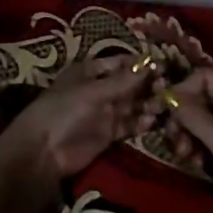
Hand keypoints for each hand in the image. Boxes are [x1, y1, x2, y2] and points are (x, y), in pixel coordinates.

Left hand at [0, 54, 158, 179]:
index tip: (163, 65)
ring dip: (146, 104)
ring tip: (161, 106)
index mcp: (90, 71)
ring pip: (132, 104)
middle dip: (147, 85)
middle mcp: (99, 88)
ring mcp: (104, 111)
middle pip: (129, 84)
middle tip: (167, 87)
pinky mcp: (108, 133)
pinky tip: (151, 121)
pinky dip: (140, 122)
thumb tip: (149, 64)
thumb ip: (122, 81)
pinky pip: (128, 124)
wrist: (45, 149)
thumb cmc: (64, 109)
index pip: (120, 63)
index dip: (140, 64)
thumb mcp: (92, 92)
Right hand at [164, 69, 212, 212]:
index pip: (206, 76)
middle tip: (172, 135)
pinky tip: (194, 157)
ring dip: (190, 129)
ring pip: (206, 111)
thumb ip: (194, 116)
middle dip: (185, 114)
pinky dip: (201, 138)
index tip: (166, 109)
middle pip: (204, 93)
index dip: (183, 89)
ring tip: (182, 152)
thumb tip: (167, 96)